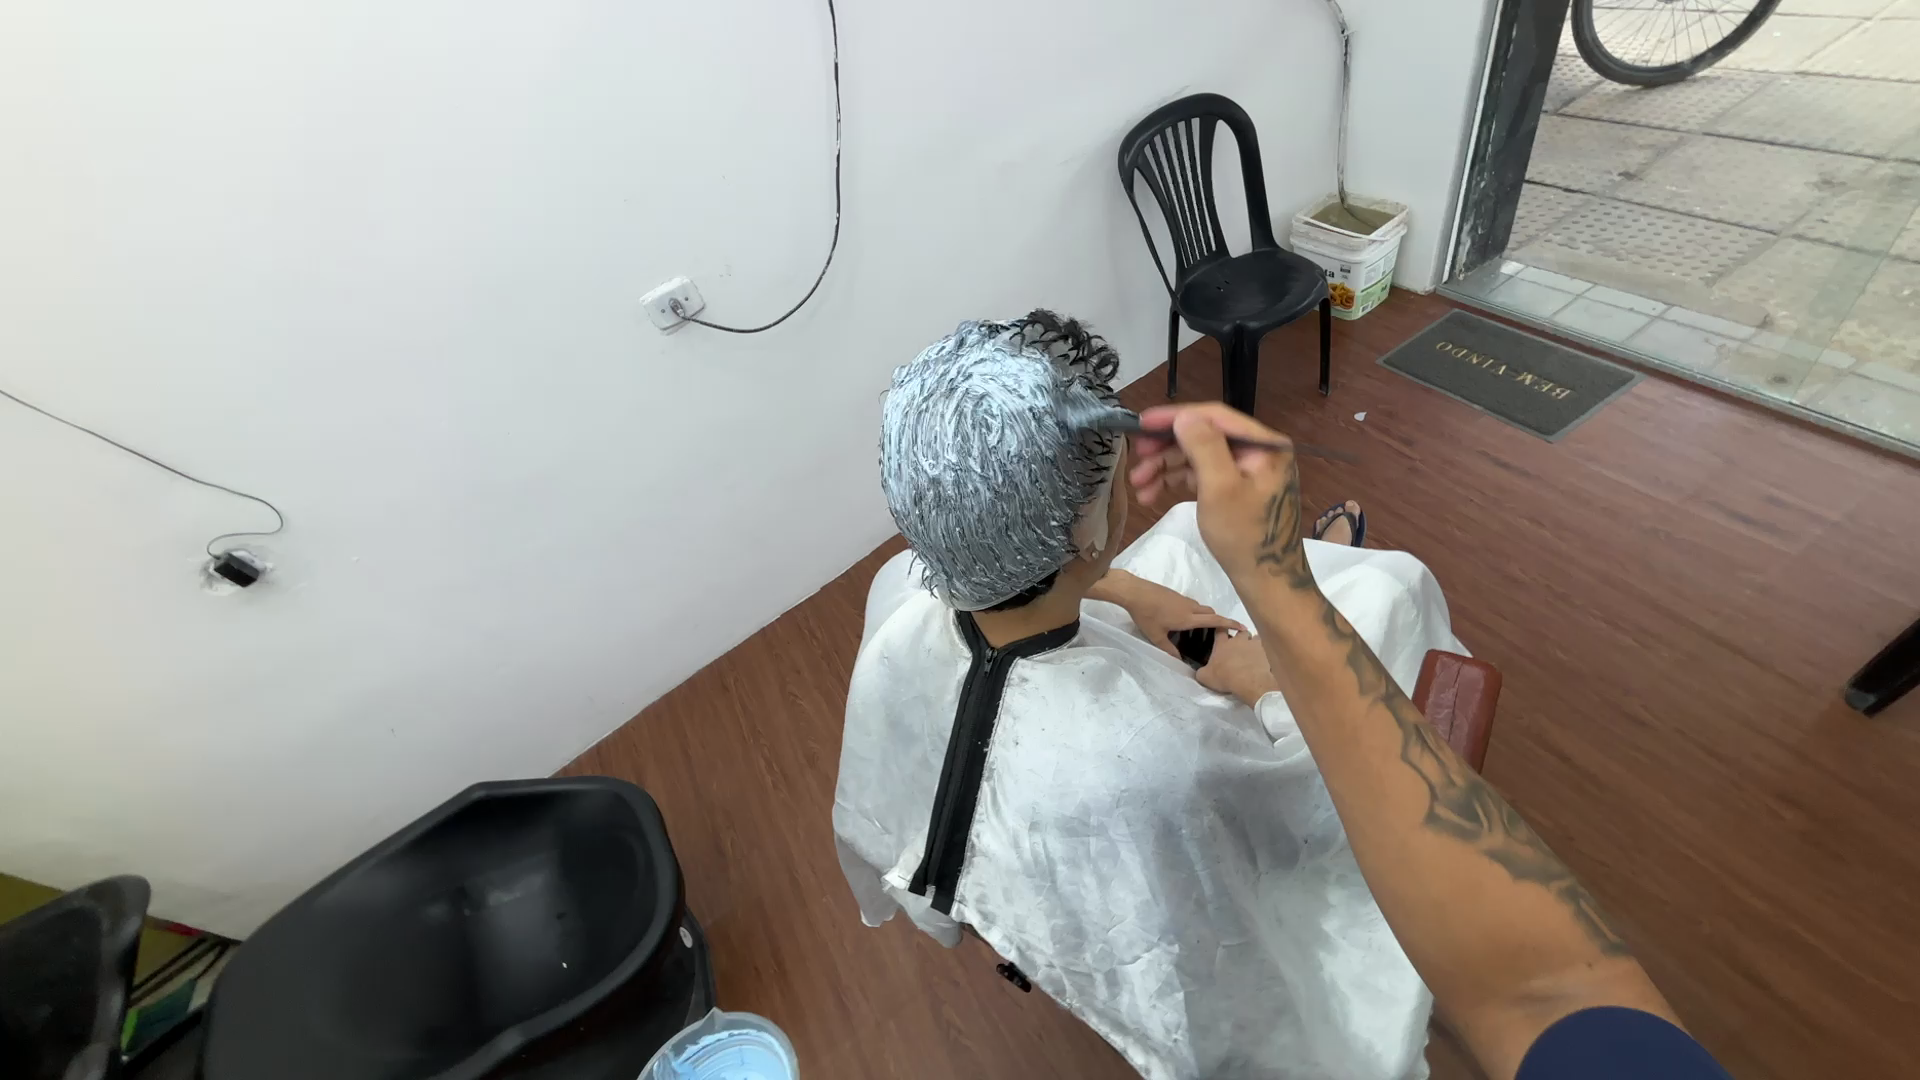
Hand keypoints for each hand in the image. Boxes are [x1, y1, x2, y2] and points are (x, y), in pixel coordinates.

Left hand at [1093, 569, 1244, 658]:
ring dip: (1205, 616)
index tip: (1243, 627)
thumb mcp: (1156, 636)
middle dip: (1218, 621)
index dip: (1230, 624)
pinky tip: (1182, 619)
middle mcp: (1190, 607)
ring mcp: (1183, 599)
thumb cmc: (1146, 615)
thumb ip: (1169, 649)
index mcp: (1189, 618)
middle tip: (1218, 633)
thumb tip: (1179, 661)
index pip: (1215, 620)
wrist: (1135, 592)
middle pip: (1211, 612)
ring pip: (1201, 607)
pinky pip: (1191, 604)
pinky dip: (1194, 611)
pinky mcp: (1176, 594)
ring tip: (1199, 629)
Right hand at [1128, 403, 1314, 595]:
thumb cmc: (1244, 536)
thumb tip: (1184, 417)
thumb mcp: (1220, 489)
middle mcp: (1257, 451)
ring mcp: (1247, 471)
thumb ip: (1204, 447)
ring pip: (1197, 457)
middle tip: (1136, 459)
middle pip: (1203, 437)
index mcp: (1263, 445)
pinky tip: (1153, 494)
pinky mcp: (1236, 488)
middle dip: (1166, 448)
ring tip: (1138, 486)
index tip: (1142, 423)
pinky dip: (1177, 481)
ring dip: (1166, 467)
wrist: (1266, 581)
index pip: (1213, 417)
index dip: (1175, 418)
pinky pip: (1202, 475)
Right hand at [1197, 631, 1279, 705]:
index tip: (1221, 631)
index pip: (1220, 629)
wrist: (1249, 682)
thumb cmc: (1225, 677)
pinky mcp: (1267, 653)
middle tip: (1241, 645)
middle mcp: (1239, 641)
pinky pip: (1268, 650)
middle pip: (1241, 631)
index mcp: (1222, 644)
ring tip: (1254, 652)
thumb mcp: (1205, 677)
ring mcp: (1255, 645)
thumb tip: (1199, 672)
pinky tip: (1266, 661)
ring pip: (1256, 638)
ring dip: (1255, 643)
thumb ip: (1201, 672)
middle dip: (1241, 636)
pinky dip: (1267, 654)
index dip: (1221, 629)